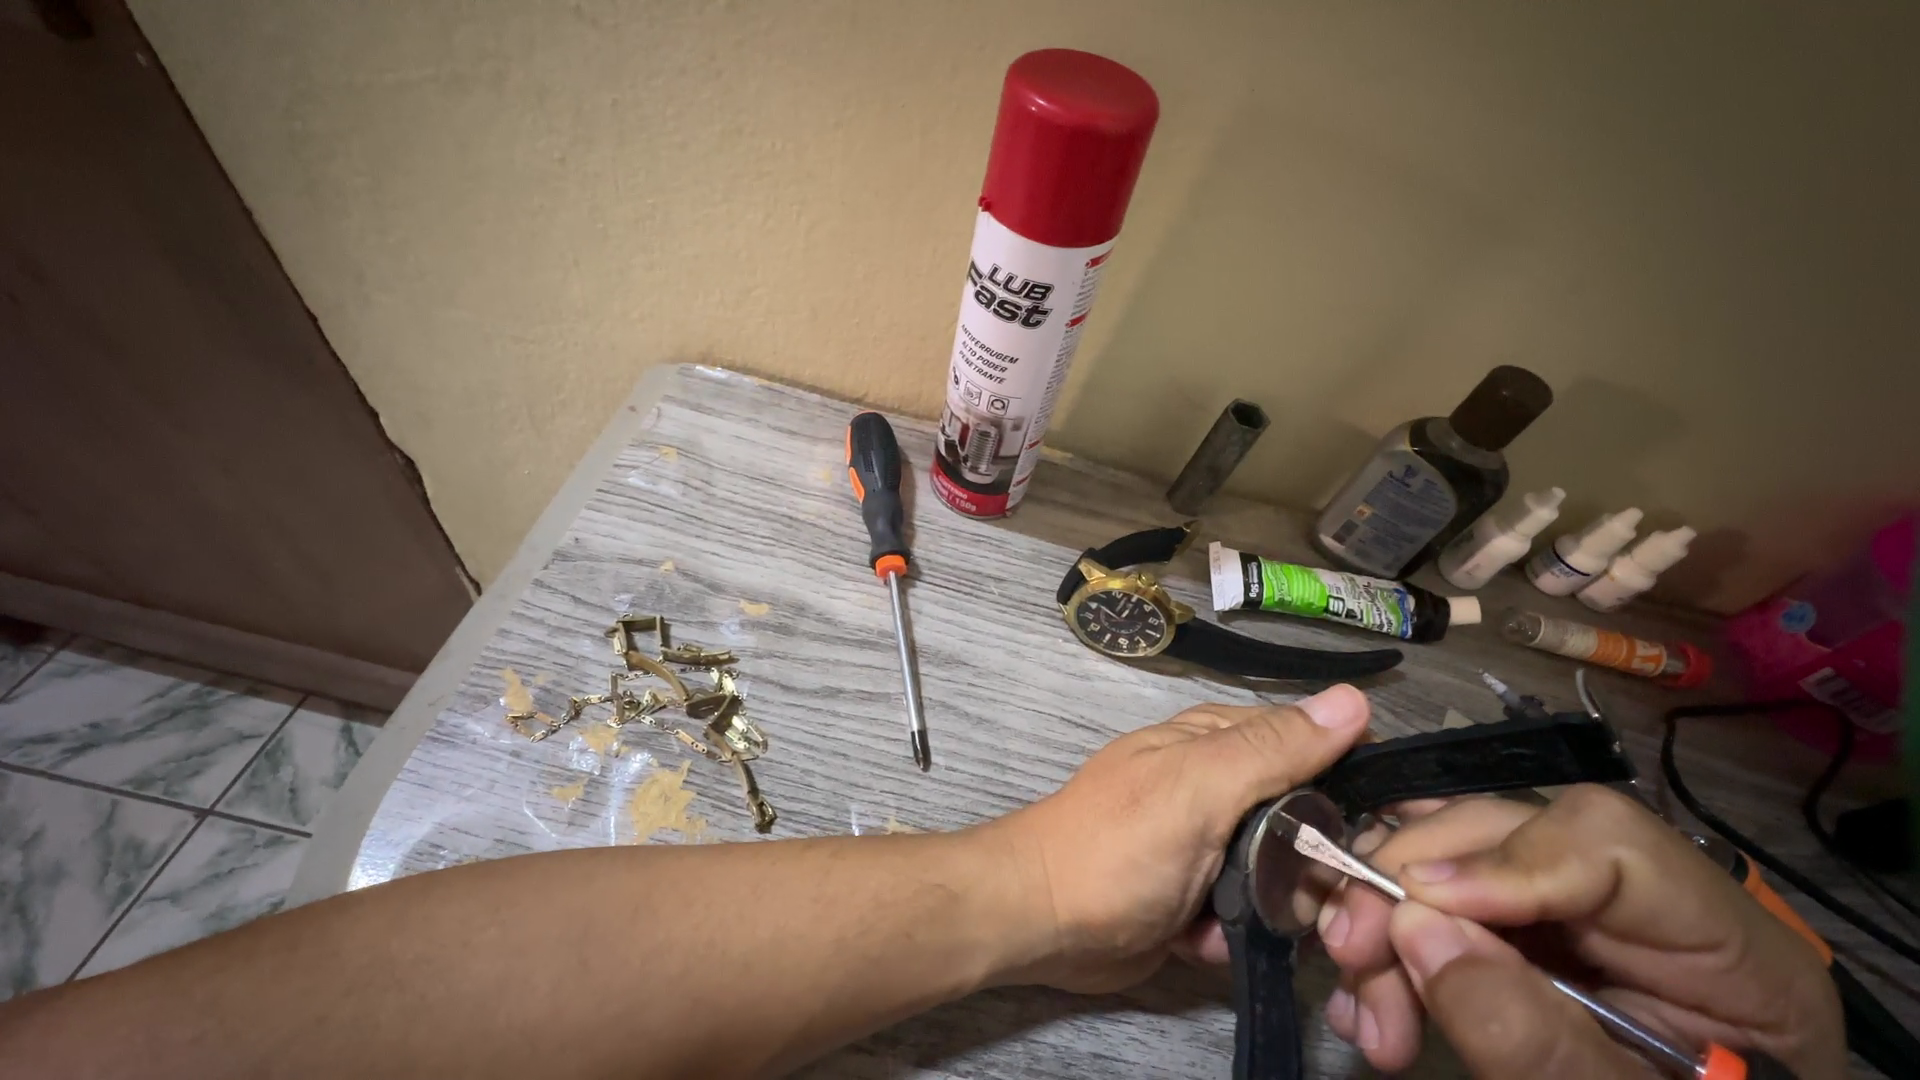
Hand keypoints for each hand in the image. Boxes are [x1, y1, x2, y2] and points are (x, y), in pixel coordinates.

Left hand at [988, 683, 1370, 992]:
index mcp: (1216, 743)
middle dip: (1316, 862)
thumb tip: (1353, 698)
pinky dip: (1234, 930)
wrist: (1043, 921)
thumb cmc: (1118, 845)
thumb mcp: (1197, 787)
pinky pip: (1246, 913)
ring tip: (1254, 921)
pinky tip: (1206, 939)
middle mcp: (1217, 786)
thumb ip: (1271, 749)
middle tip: (1316, 898)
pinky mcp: (1196, 896)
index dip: (1354, 782)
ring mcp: (1206, 844)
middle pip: (1305, 818)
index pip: (1312, 744)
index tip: (1392, 830)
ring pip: (1283, 873)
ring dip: (1278, 905)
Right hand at [1319, 787, 1845, 1078]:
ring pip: (1448, 868)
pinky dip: (1386, 952)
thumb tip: (1416, 929)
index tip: (1414, 910)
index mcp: (1728, 950)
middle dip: (1407, 890)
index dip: (1499, 861)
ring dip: (1385, 932)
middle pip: (1500, 838)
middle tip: (1349, 951)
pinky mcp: (1517, 940)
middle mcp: (1636, 908)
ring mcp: (1569, 919)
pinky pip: (1432, 910)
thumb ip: (1539, 1040)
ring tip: (1364, 1016)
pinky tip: (1367, 1008)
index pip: (1605, 842)